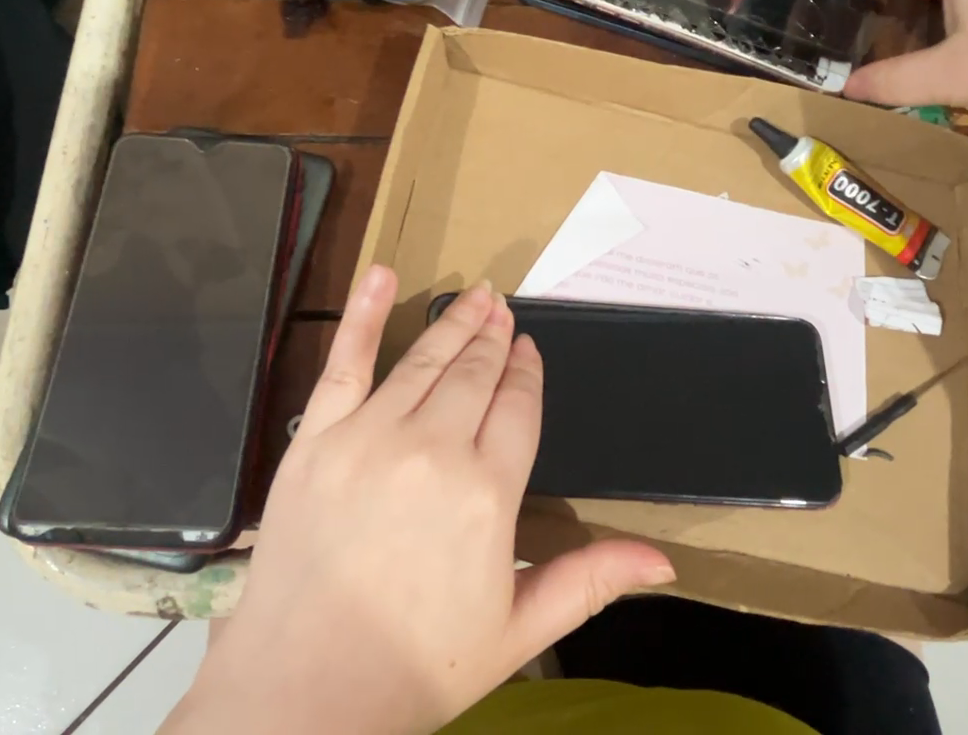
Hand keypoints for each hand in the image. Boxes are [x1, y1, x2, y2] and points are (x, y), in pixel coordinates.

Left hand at [166, 270, 673, 734]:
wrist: (305, 691)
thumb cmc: (414, 666)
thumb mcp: (517, 631)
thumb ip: (589, 581)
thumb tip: (663, 561)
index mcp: (488, 492)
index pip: (518, 406)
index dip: (527, 372)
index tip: (530, 348)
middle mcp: (433, 449)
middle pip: (475, 374)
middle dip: (495, 338)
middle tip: (504, 308)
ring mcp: (370, 436)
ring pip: (425, 361)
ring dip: (454, 324)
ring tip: (475, 297)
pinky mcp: (317, 437)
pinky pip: (344, 361)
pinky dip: (364, 314)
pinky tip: (383, 276)